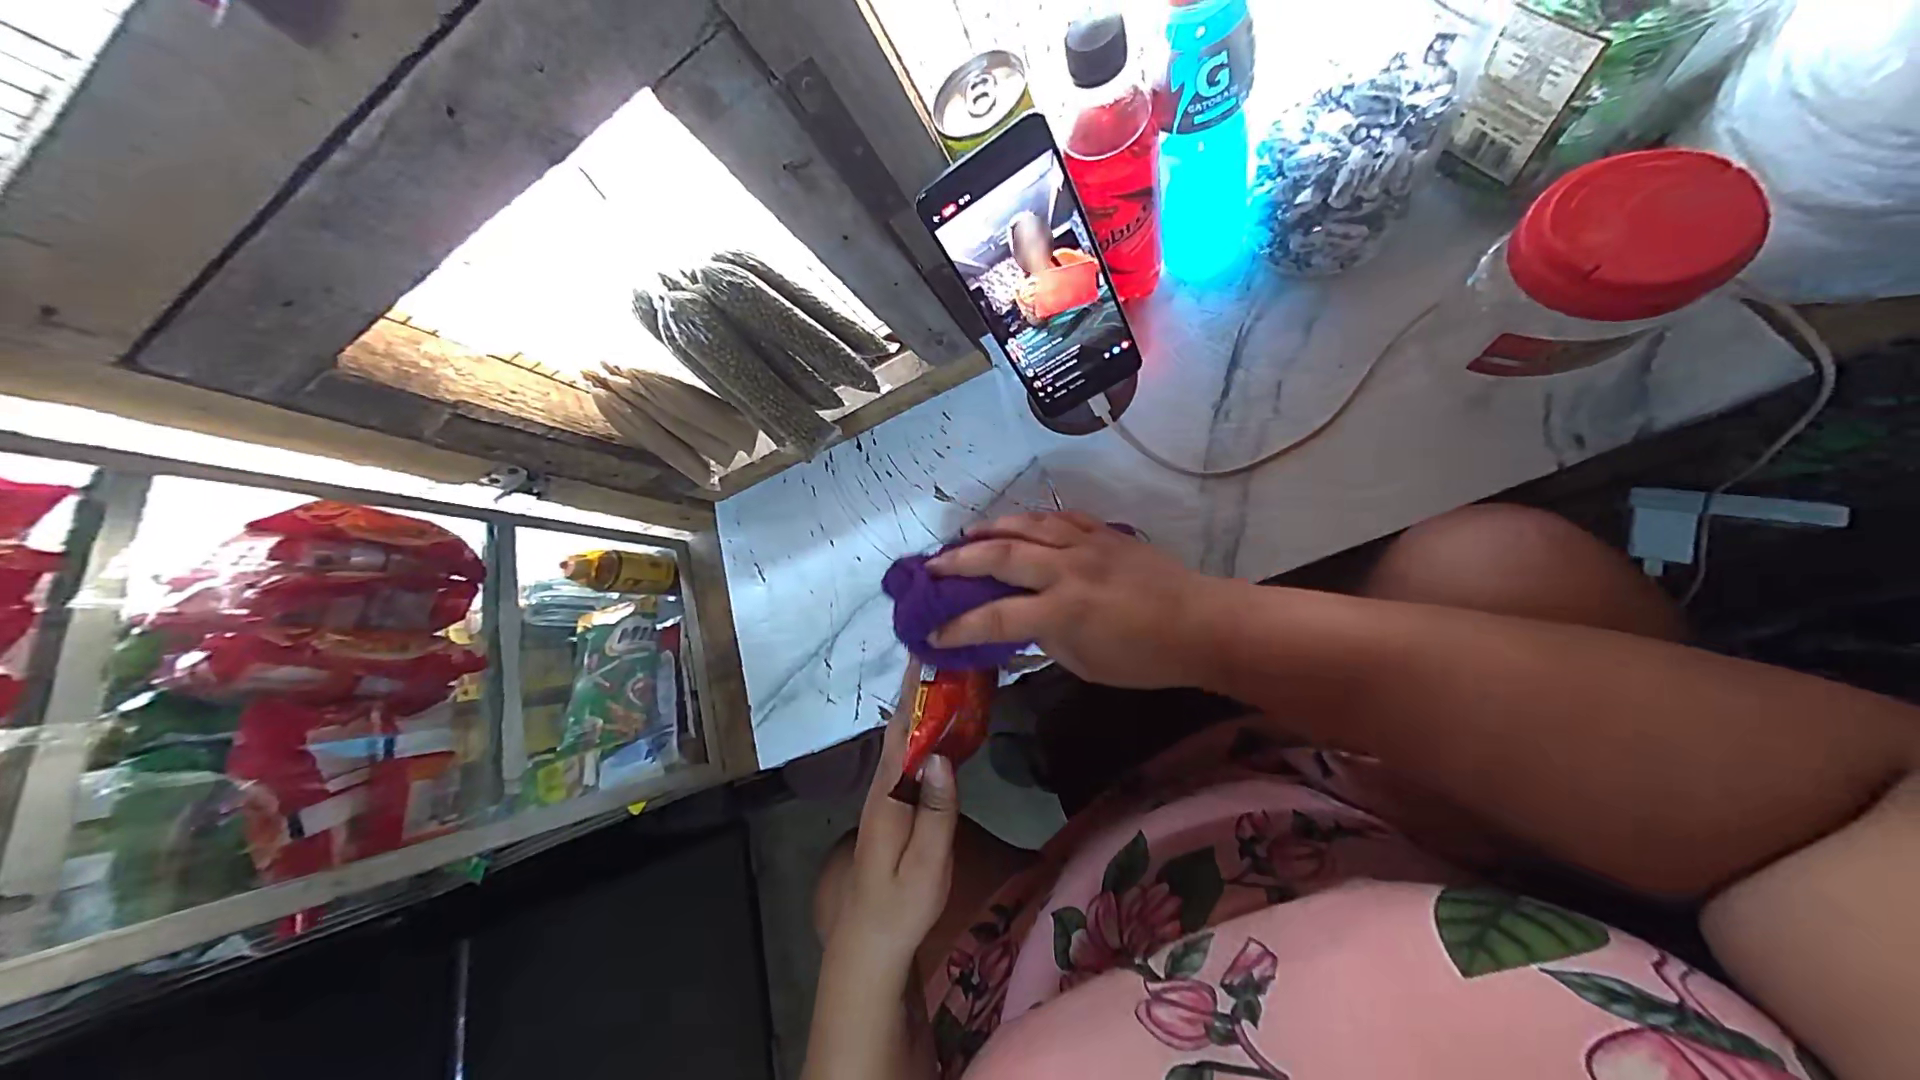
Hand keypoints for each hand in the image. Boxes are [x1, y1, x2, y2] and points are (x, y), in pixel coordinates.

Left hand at [827, 678, 959, 974]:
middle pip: (900, 727)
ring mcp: (886, 794)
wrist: (868, 944)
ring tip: (945, 673)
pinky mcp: (894, 804)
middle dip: (919, 688)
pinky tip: (937, 722)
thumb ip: (935, 810)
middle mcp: (882, 785)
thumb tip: (941, 753)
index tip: (929, 655)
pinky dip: (922, 730)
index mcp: (888, 794)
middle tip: (945, 651)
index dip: (915, 693)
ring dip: (920, 704)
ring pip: (903, 738)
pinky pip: (909, 755)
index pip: (902, 731)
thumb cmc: (900, 907)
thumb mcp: (926, 865)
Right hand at [925, 511, 1234, 689]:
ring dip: (990, 528)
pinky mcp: (1105, 533)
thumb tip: (1022, 624)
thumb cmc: (1147, 657)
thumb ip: (1047, 639)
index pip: (995, 617)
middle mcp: (1066, 570)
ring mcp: (1086, 545)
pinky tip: (1021, 524)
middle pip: (1000, 556)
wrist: (1203, 624)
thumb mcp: (1086, 663)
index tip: (933, 633)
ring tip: (966, 535)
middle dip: (959, 562)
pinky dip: (1034, 520)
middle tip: (931, 566)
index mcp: (1062, 610)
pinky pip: (1061, 518)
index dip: (959, 627)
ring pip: (1027, 526)